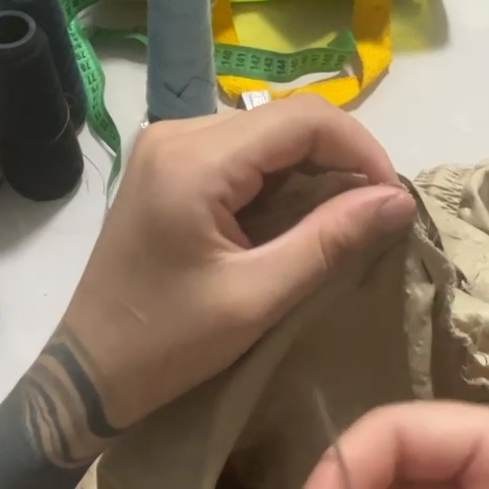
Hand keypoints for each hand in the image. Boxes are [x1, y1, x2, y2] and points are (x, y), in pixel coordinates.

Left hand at [57, 95, 414, 432]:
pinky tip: (290, 218)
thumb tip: (398, 200)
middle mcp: (175, 134)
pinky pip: (236, 154)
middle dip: (337, 160)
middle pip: (282, 120)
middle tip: (370, 213)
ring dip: (308, 170)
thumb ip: (328, 242)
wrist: (89, 369)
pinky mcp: (164, 167)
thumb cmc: (168, 344)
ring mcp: (164, 147)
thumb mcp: (256, 299)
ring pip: (263, 134)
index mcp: (193, 160)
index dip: (360, 149)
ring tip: (337, 220)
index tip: (391, 199)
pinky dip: (274, 179)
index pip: (302, 119)